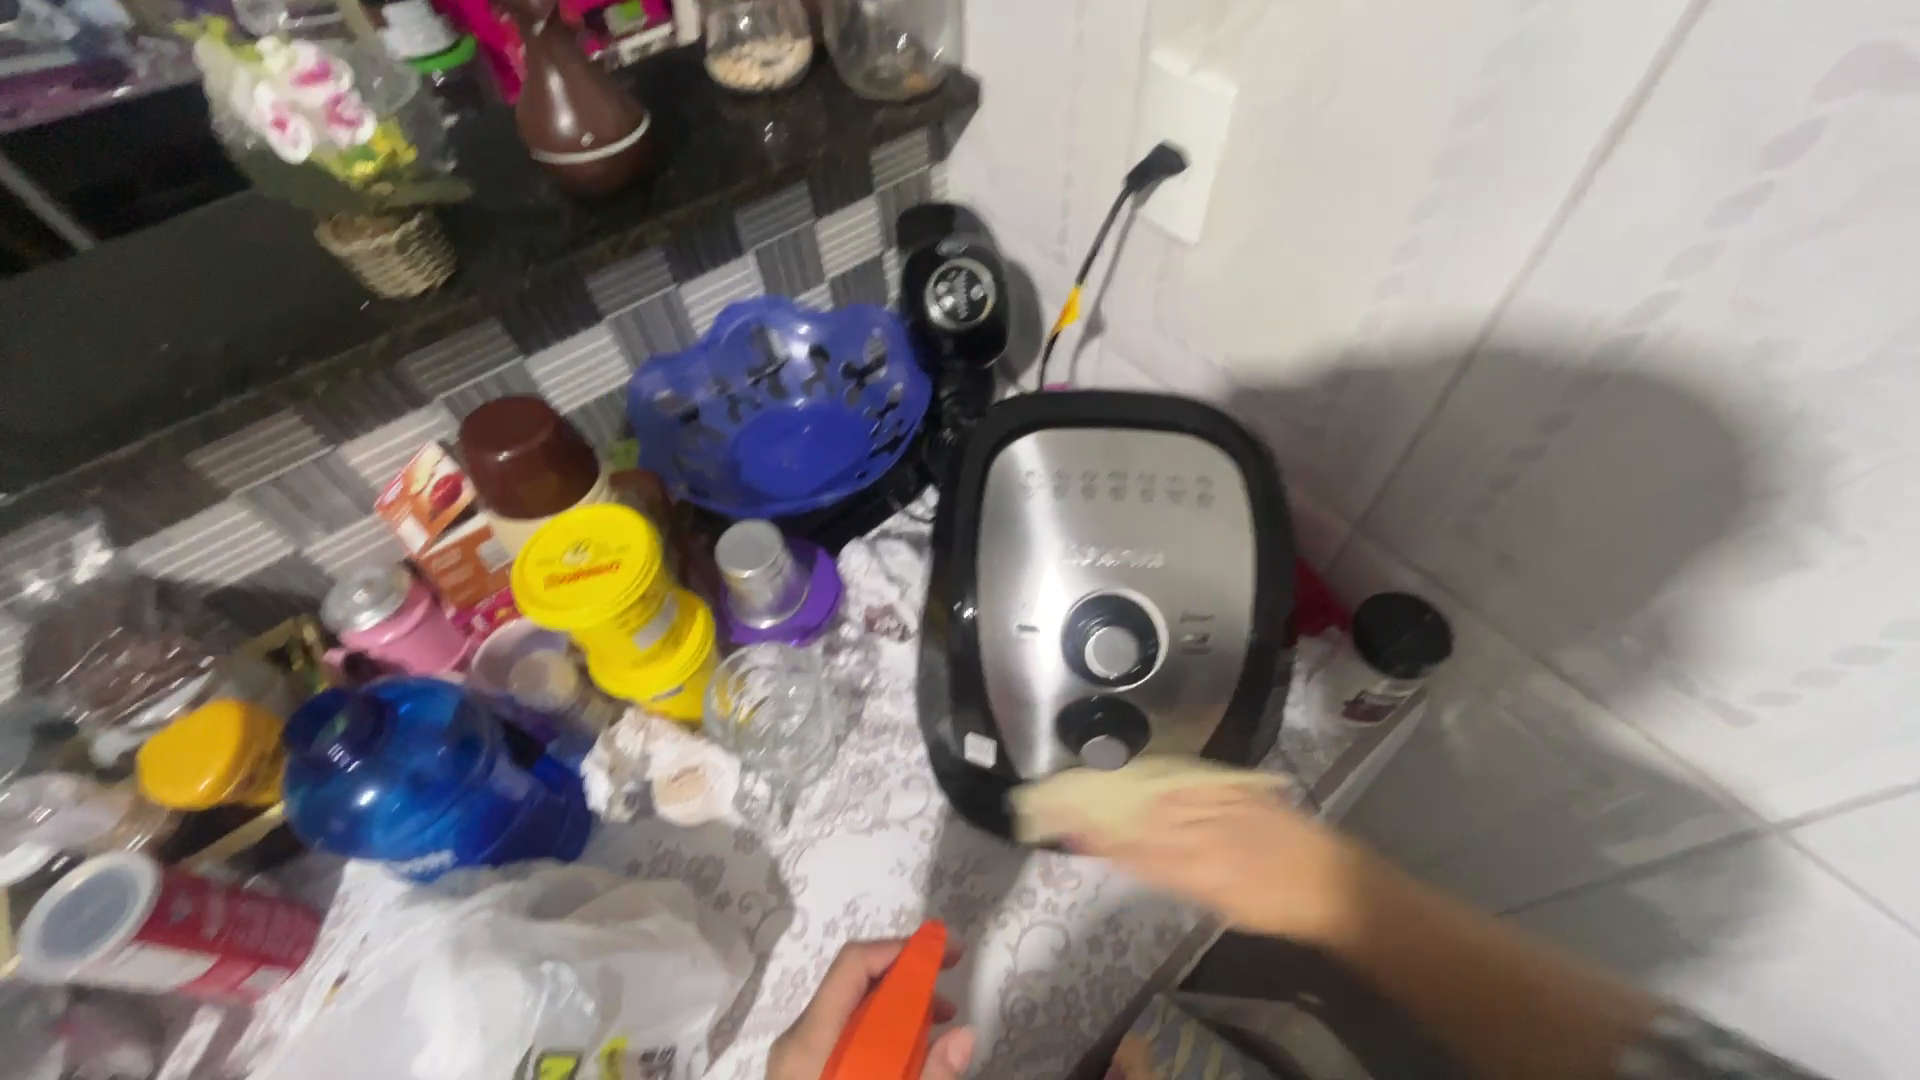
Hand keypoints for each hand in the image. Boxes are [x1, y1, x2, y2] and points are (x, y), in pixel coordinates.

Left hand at [767, 939, 976, 1079]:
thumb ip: (929, 1079)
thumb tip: (966, 1034)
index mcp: (810, 1042)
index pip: (854, 965)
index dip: (902, 948)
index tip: (947, 952)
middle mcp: (798, 1040)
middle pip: (855, 982)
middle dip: (908, 973)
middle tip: (952, 978)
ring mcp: (799, 1060)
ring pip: (853, 1008)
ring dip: (900, 1003)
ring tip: (943, 1021)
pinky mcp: (807, 1077)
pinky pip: (848, 1034)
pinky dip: (884, 1030)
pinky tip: (913, 1051)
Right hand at [1067, 786, 1364, 940]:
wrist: (1332, 881)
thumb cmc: (1276, 905)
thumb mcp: (1222, 905)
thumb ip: (1173, 876)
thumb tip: (1130, 855)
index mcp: (1198, 864)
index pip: (1136, 846)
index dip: (1099, 835)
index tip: (1065, 825)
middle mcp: (1203, 828)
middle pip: (1140, 814)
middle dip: (1099, 806)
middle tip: (1062, 797)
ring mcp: (1219, 803)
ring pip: (1159, 794)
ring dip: (1120, 788)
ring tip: (1087, 780)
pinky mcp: (1234, 788)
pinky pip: (1187, 780)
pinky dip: (1159, 778)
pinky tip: (1139, 773)